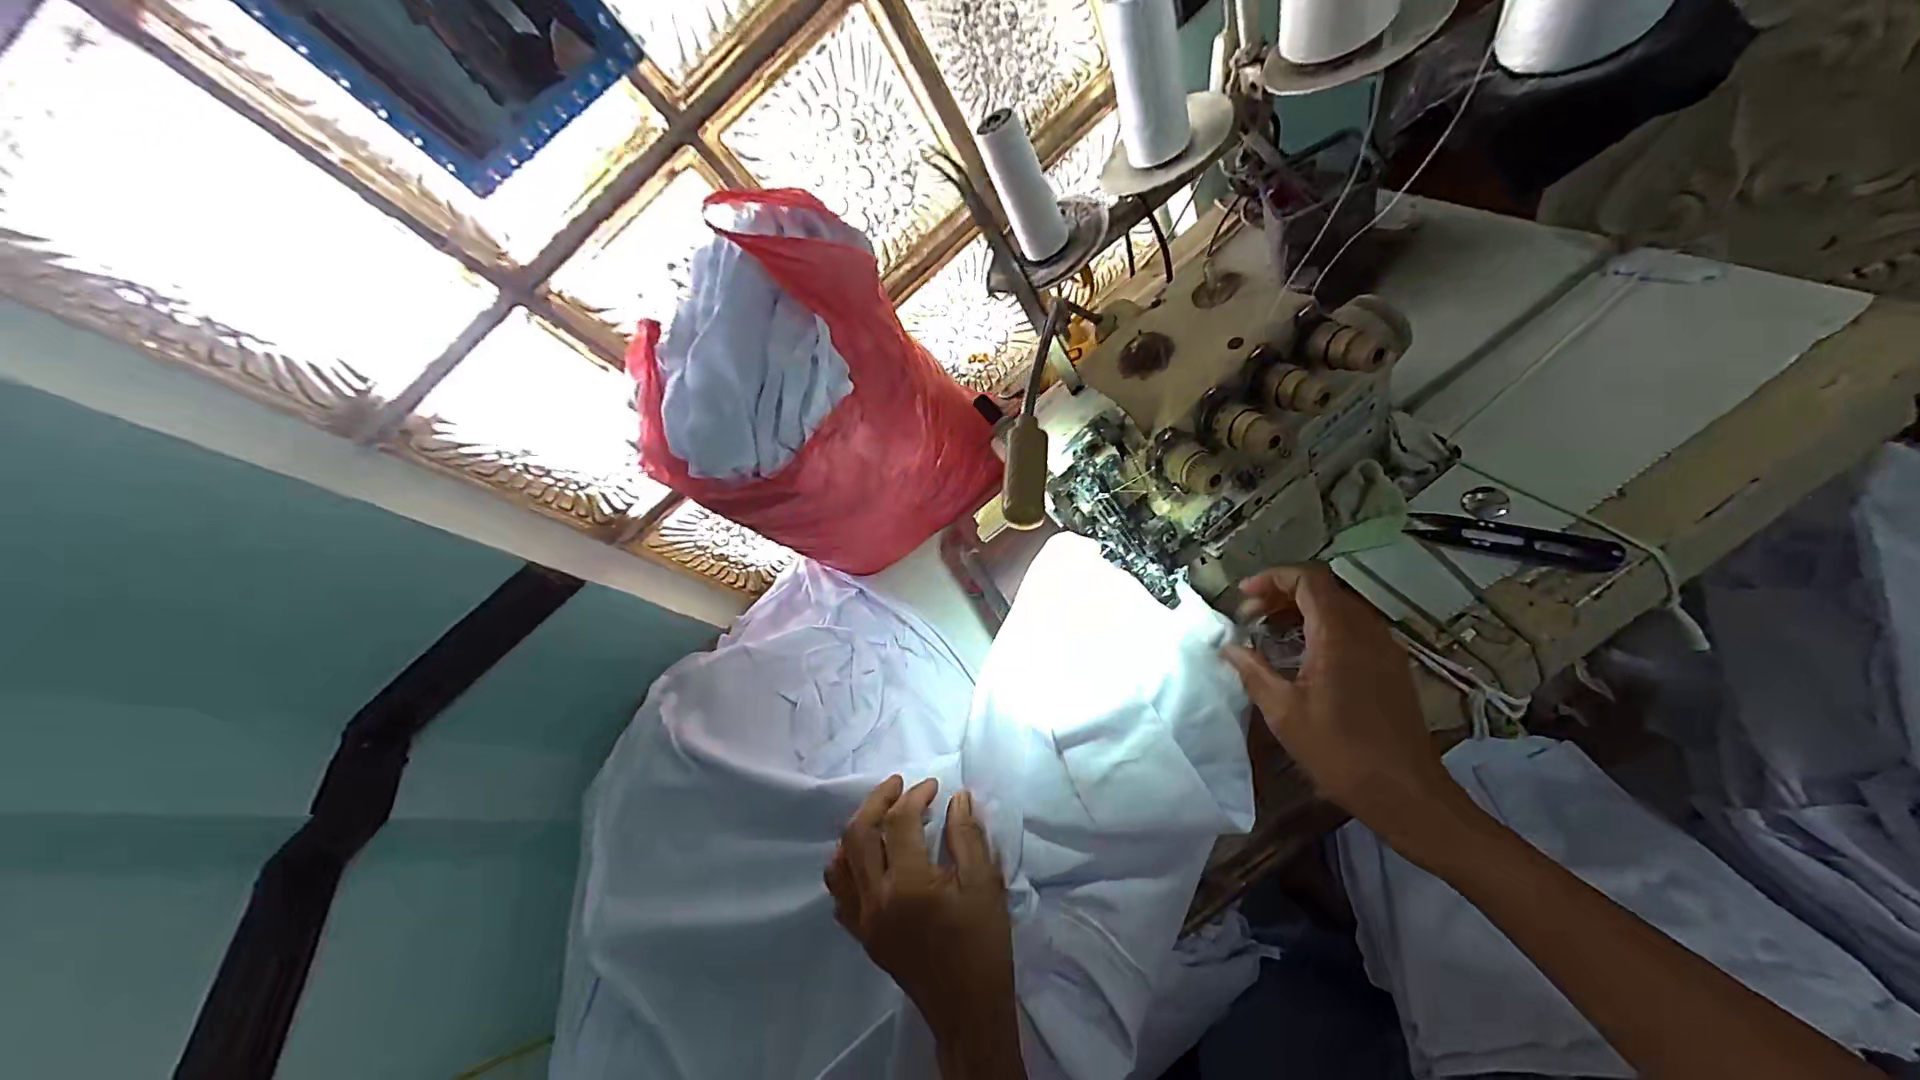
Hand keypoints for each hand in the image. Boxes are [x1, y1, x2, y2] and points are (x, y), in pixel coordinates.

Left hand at [825, 776, 1019, 1068]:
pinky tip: (868, 856)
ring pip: (840, 861)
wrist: (967, 1008)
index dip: (916, 795)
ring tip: (880, 815)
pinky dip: (847, 865)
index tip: (935, 786)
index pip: (900, 822)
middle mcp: (876, 899)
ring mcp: (863, 919)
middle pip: (858, 833)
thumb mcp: (985, 884)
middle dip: (877, 800)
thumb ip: (967, 835)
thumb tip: (956, 798)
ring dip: (857, 829)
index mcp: (909, 885)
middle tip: (899, 785)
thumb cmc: (982, 944)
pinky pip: (839, 892)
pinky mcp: (861, 935)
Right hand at [1222, 565, 1472, 848]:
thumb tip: (1230, 648)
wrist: (1404, 792)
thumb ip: (1253, 671)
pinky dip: (1322, 628)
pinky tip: (1301, 655)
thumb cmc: (1339, 750)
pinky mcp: (1391, 667)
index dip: (1271, 579)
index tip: (1243, 596)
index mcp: (1339, 635)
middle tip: (1250, 618)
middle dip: (1281, 595)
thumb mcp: (1283, 711)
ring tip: (1270, 634)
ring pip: (1339, 608)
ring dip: (1301, 611)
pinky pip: (1353, 629)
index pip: (1307, 580)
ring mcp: (1384, 649)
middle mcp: (1367, 632)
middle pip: (1323, 590)